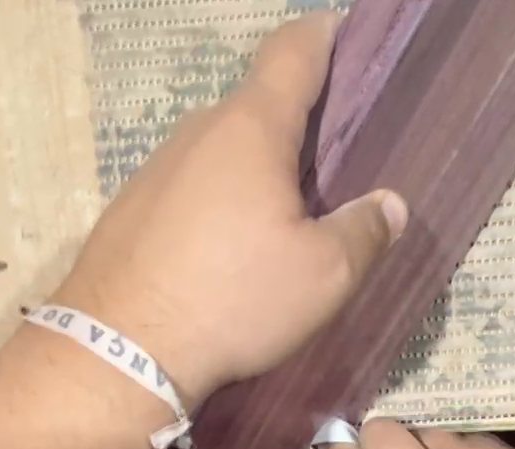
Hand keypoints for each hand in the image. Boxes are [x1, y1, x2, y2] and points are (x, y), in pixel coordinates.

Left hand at [49, 14, 407, 405]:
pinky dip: (225, 204)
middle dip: (299, 126)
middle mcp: (199, 132)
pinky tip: (236, 252)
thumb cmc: (236, 297)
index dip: (327, 36)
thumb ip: (364, 231)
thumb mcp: (324, 275)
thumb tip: (390, 205)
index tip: (349, 35)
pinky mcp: (135, 210)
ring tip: (288, 221)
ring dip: (260, 173)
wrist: (123, 348)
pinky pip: (195, 190)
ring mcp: (158, 170)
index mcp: (252, 130)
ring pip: (224, 154)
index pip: (294, 53)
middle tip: (336, 166)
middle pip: (258, 109)